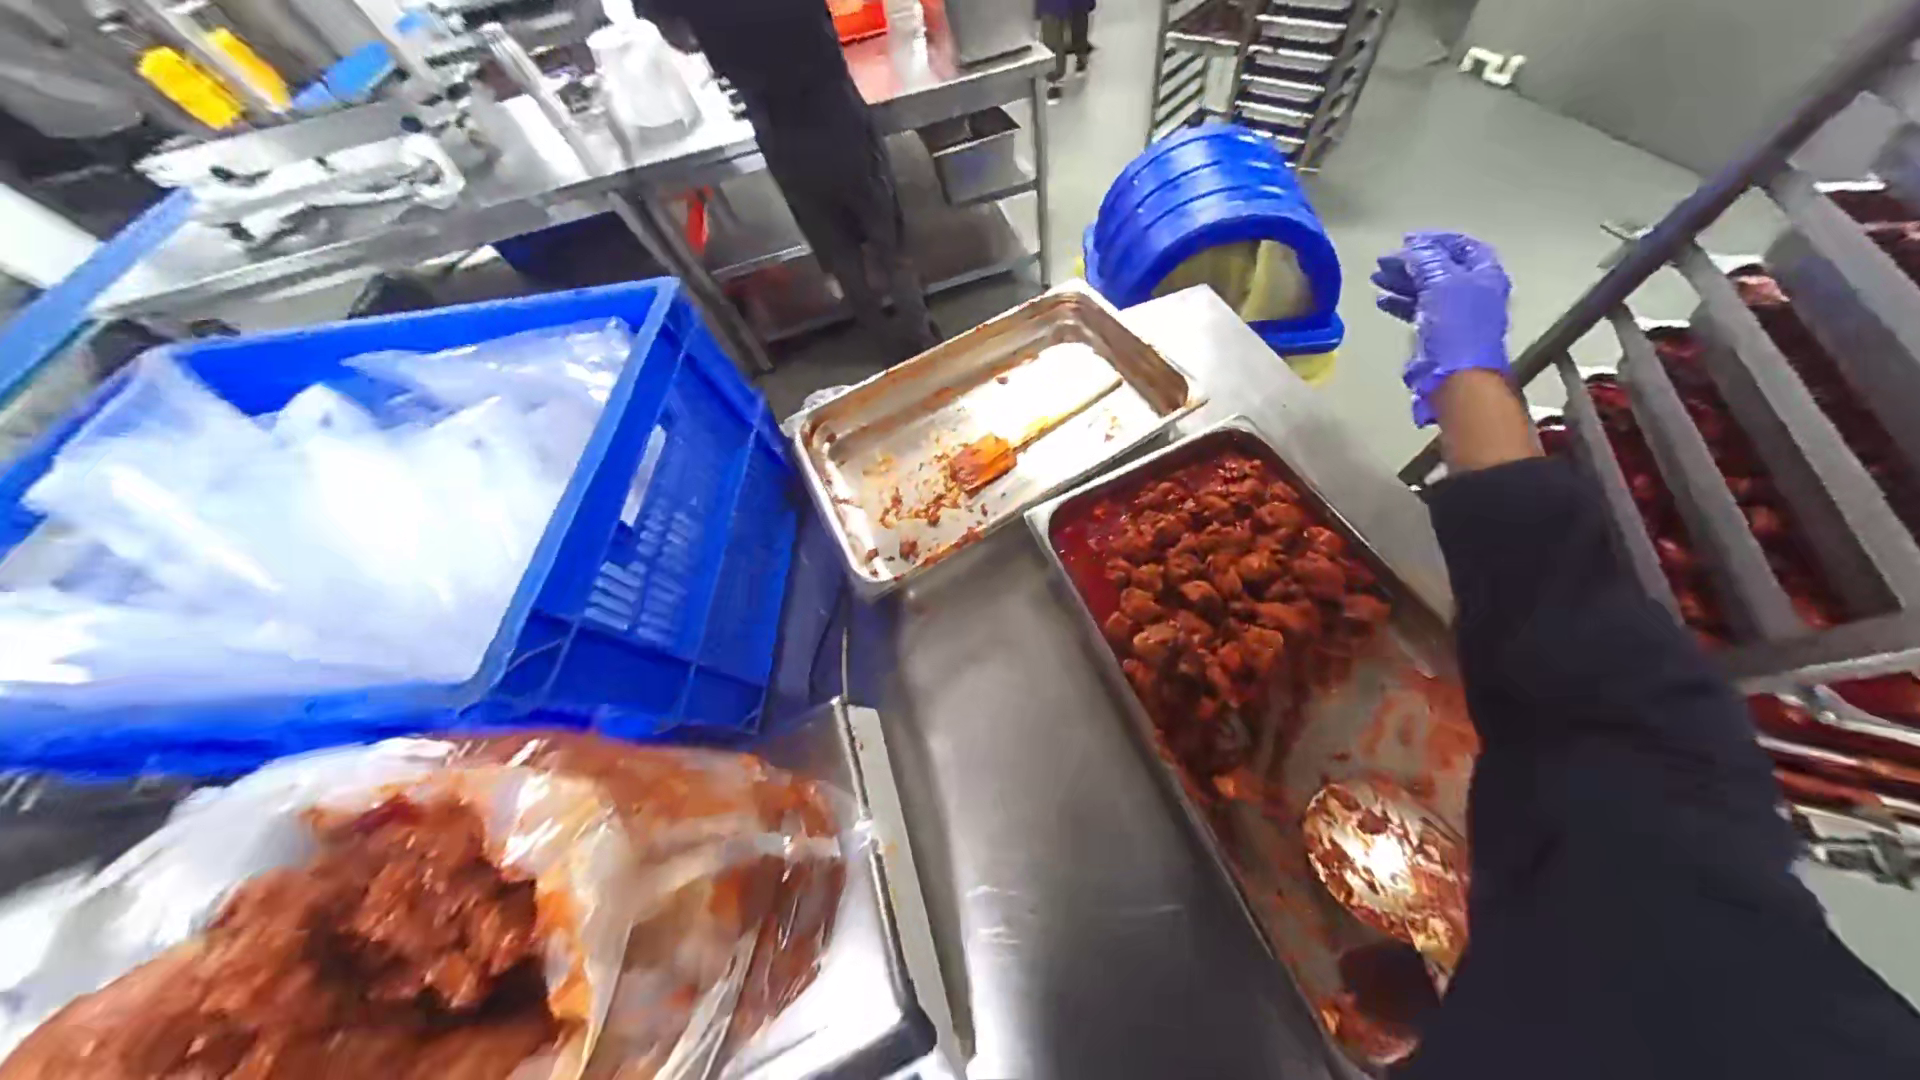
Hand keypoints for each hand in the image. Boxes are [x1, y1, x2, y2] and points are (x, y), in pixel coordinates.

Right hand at [1371, 231, 1512, 426]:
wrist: (1454, 374)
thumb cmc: (1455, 325)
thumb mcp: (1442, 284)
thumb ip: (1426, 262)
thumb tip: (1410, 248)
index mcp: (1483, 274)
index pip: (1461, 247)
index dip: (1435, 240)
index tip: (1407, 239)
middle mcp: (1472, 291)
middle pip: (1440, 268)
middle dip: (1412, 262)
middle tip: (1384, 261)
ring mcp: (1454, 313)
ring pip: (1425, 289)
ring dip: (1402, 281)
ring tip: (1377, 278)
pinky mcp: (1435, 333)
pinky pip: (1416, 309)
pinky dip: (1399, 302)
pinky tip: (1383, 300)